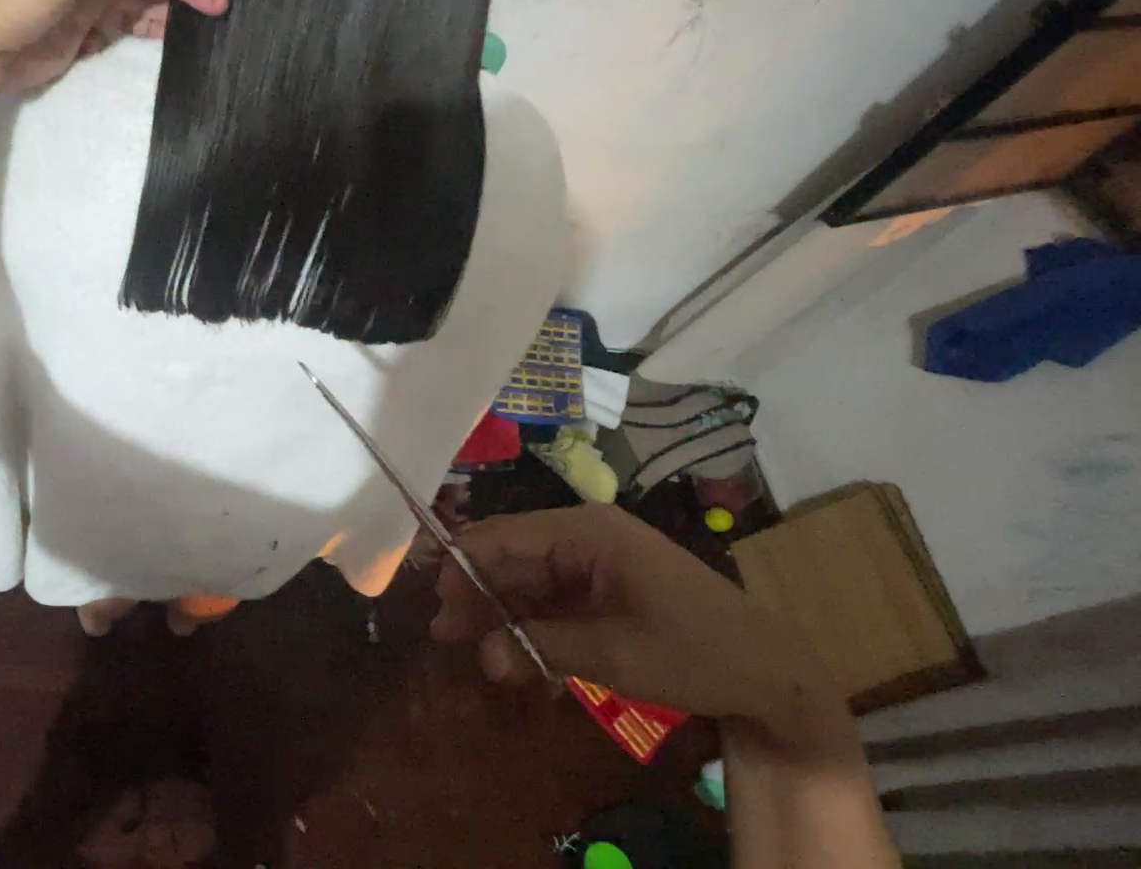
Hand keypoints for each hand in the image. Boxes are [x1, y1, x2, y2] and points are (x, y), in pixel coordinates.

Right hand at [432, 503, 849, 744]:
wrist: (772, 673)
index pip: (504, 536)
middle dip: (476, 593)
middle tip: (443, 632)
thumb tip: (482, 658)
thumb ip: (540, 647)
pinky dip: (530, 622)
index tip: (434, 597)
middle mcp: (584, 534)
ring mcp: (594, 558)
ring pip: (527, 577)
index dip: (464, 564)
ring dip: (500, 612)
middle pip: (511, 555)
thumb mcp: (612, 653)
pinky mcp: (603, 582)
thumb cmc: (695, 652)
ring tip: (470, 648)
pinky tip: (514, 655)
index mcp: (586, 532)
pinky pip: (551, 595)